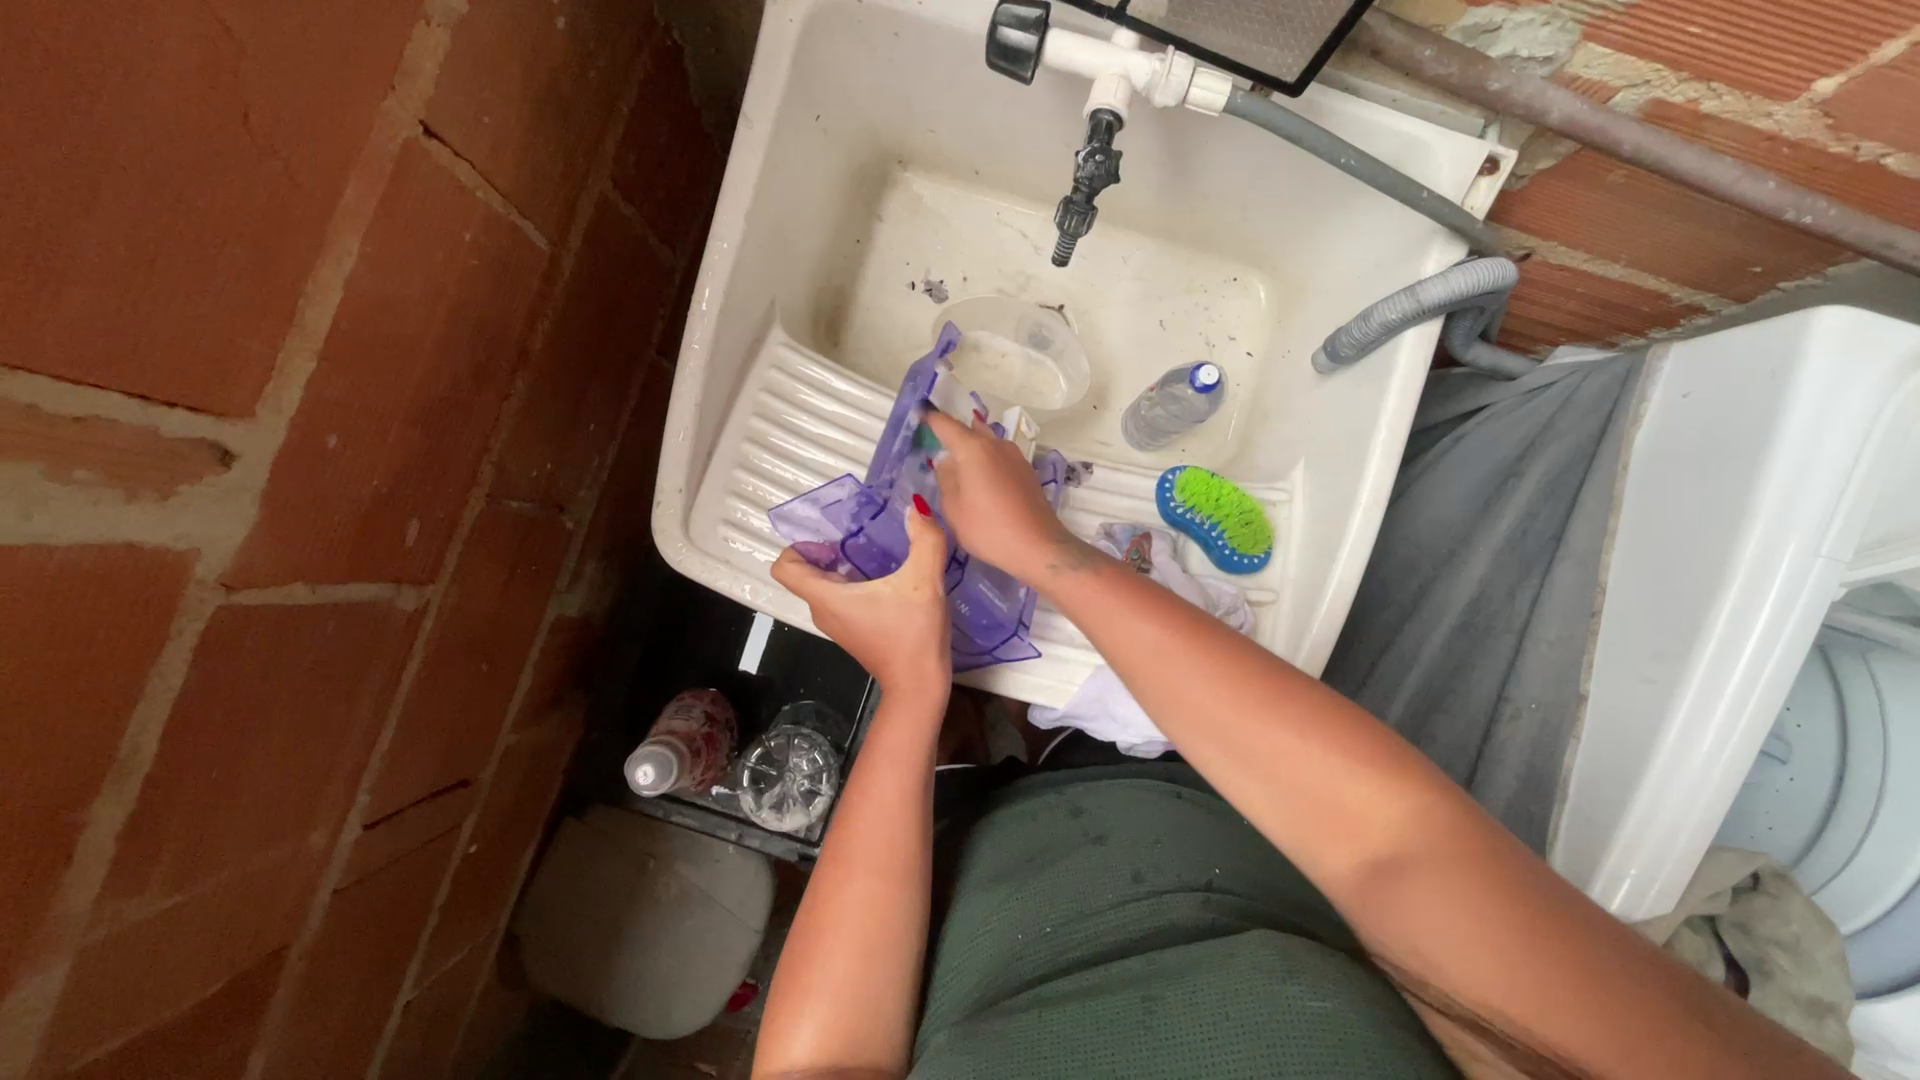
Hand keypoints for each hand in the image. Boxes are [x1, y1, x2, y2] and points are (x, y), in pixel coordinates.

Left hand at [772, 500, 952, 696]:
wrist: (920, 684)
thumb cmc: (913, 634)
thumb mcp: (924, 582)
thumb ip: (925, 540)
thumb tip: (917, 506)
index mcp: (826, 597)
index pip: (784, 568)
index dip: (798, 546)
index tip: (830, 538)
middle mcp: (823, 610)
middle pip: (805, 573)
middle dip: (825, 550)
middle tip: (858, 535)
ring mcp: (837, 624)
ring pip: (824, 585)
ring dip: (841, 565)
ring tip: (874, 552)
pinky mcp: (853, 630)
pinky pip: (839, 598)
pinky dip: (853, 582)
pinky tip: (885, 577)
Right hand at [924, 410, 1080, 581]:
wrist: (1037, 547)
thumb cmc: (988, 528)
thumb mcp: (954, 508)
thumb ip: (945, 479)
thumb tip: (945, 461)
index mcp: (973, 448)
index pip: (946, 424)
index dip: (931, 418)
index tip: (919, 414)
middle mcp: (996, 444)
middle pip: (970, 429)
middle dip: (953, 432)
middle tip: (936, 441)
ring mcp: (1015, 456)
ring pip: (988, 442)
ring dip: (972, 447)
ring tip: (958, 461)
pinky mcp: (1026, 471)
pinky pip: (999, 457)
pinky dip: (986, 460)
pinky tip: (980, 478)